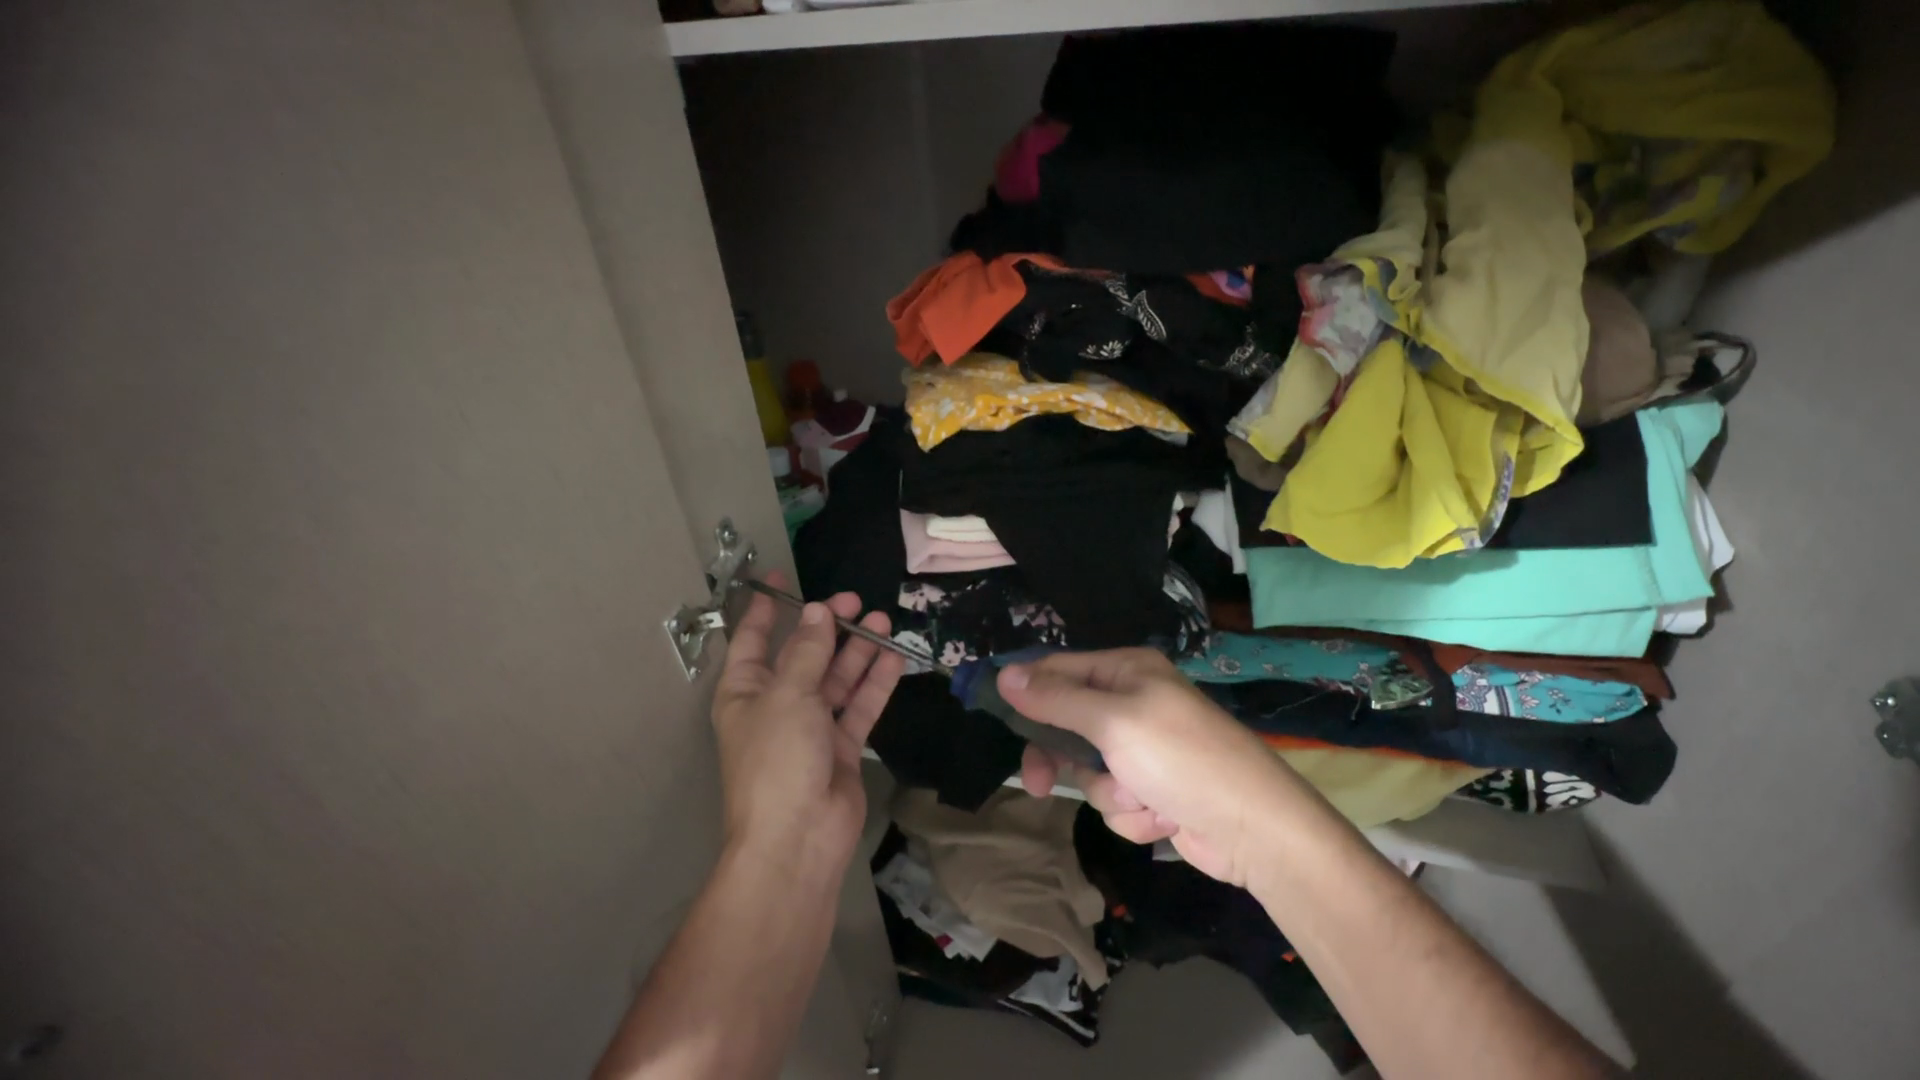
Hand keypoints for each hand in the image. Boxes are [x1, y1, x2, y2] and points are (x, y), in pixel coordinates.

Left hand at [712, 572, 905, 874]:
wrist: (797, 838)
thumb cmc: (777, 759)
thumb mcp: (788, 696)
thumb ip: (807, 652)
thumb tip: (817, 611)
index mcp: (745, 692)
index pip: (752, 640)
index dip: (763, 609)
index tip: (778, 578)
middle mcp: (776, 705)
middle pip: (803, 656)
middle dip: (826, 628)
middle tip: (854, 601)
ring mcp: (810, 728)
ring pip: (836, 679)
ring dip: (857, 652)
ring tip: (882, 621)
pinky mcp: (840, 748)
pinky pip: (858, 707)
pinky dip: (874, 684)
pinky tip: (894, 659)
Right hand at [998, 649, 1305, 887]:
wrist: (1255, 828)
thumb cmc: (1182, 759)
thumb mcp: (1113, 722)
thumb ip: (1056, 699)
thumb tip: (1004, 674)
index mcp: (1127, 672)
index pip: (1058, 670)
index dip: (1024, 691)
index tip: (990, 713)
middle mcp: (1133, 704)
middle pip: (1066, 725)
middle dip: (1065, 759)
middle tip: (1039, 783)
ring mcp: (1144, 751)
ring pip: (1090, 771)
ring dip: (1110, 793)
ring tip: (1144, 798)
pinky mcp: (1154, 790)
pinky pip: (1116, 801)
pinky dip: (1134, 814)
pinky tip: (1165, 817)